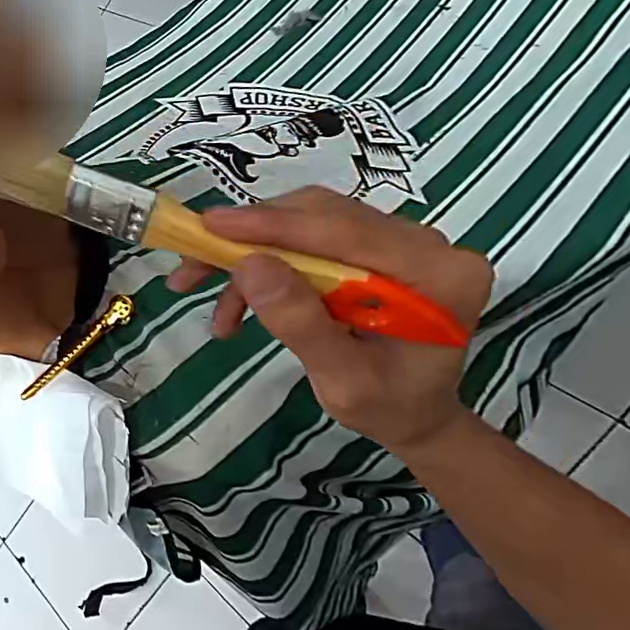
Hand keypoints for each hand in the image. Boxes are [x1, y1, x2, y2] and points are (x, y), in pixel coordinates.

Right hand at [166, 186, 492, 450]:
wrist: (415, 413)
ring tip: (210, 295)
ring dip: (250, 252)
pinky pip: (308, 237)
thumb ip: (301, 323)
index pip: (346, 231)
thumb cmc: (388, 407)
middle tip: (191, 264)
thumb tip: (249, 265)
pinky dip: (265, 263)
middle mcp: (423, 242)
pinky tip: (240, 299)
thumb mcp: (343, 381)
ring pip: (306, 222)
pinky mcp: (372, 245)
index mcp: (438, 273)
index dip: (274, 225)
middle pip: (320, 216)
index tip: (211, 226)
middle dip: (250, 239)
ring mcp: (398, 239)